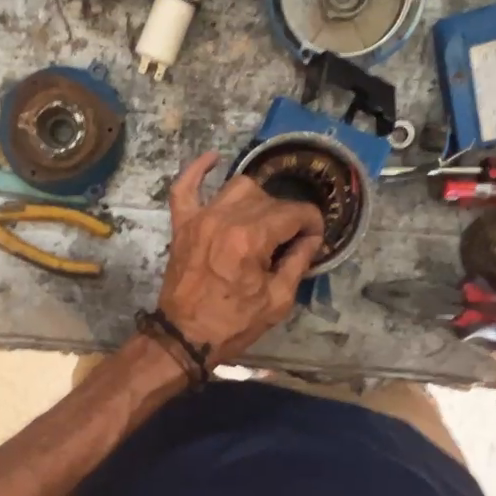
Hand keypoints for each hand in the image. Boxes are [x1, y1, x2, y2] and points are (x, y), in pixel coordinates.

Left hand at [158, 151, 324, 363]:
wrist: (185, 337)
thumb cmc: (233, 323)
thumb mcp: (278, 300)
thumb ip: (298, 262)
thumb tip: (311, 240)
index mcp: (251, 238)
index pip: (294, 212)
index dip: (311, 225)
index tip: (313, 240)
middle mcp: (225, 218)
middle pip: (268, 199)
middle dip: (286, 216)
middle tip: (289, 241)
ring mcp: (200, 218)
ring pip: (237, 186)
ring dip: (256, 198)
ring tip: (262, 220)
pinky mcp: (182, 224)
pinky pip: (185, 187)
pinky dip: (197, 171)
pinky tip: (214, 159)